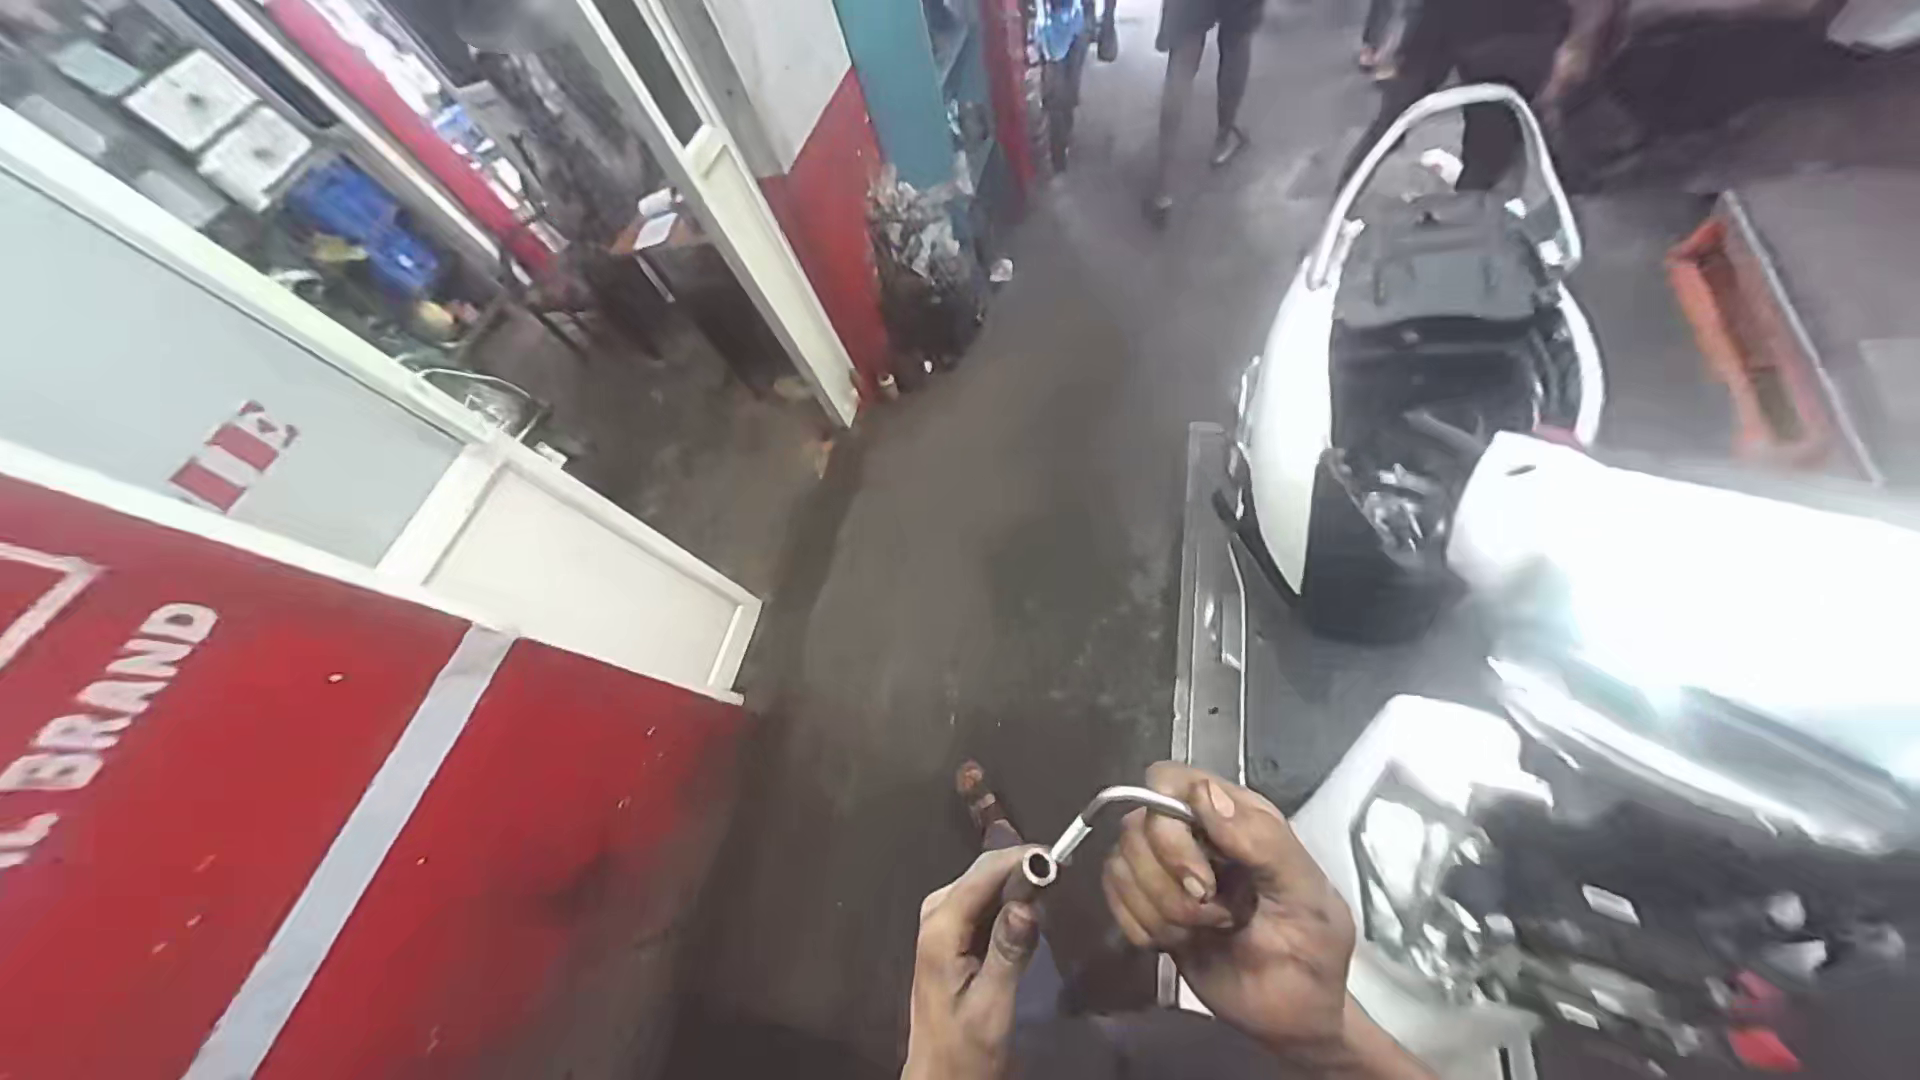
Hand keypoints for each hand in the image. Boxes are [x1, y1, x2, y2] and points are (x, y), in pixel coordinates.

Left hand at [903, 847, 1043, 1079]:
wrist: (939, 1077)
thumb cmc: (964, 1049)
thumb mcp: (991, 1008)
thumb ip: (1007, 954)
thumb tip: (1028, 905)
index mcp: (941, 926)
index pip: (983, 875)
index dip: (1019, 859)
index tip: (1057, 857)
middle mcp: (937, 910)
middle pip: (983, 871)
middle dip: (1021, 865)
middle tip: (1061, 870)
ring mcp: (941, 916)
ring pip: (984, 879)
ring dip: (1016, 877)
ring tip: (1052, 880)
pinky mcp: (950, 927)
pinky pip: (983, 896)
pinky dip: (1008, 893)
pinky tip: (1030, 900)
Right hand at [1102, 763, 1355, 1061]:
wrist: (1293, 1016)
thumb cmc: (1310, 950)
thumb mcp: (1309, 897)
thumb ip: (1263, 839)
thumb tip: (1204, 794)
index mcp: (1229, 811)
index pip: (1167, 780)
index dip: (1169, 823)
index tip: (1202, 880)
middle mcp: (1188, 828)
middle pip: (1135, 825)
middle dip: (1168, 883)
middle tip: (1214, 916)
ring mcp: (1161, 863)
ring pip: (1120, 862)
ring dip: (1160, 910)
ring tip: (1203, 931)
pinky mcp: (1141, 898)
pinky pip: (1112, 895)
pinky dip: (1142, 926)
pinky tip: (1177, 941)